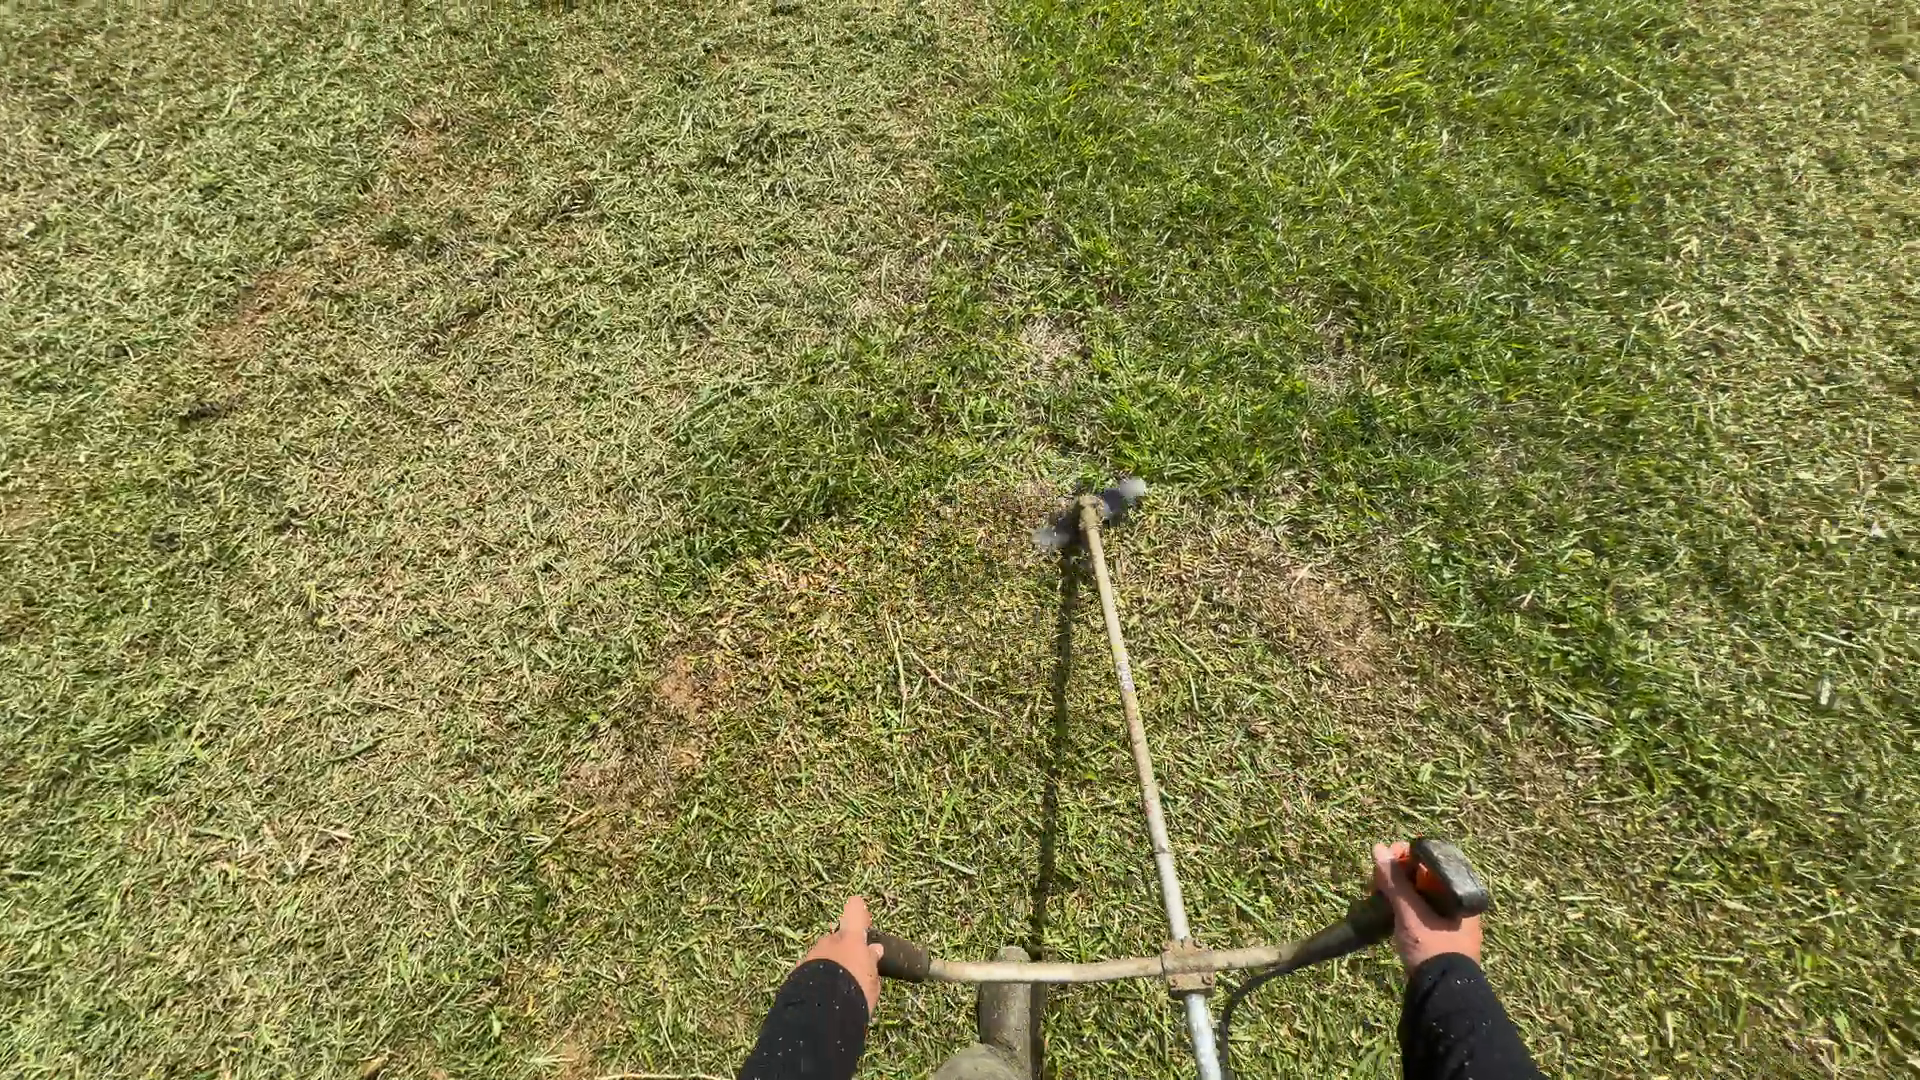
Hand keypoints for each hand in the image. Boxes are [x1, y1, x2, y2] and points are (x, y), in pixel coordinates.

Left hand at [801, 896, 884, 1013]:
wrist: (821, 1012)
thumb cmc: (855, 990)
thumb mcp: (872, 978)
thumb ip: (871, 961)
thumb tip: (874, 949)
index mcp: (851, 937)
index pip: (856, 910)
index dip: (859, 913)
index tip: (863, 920)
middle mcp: (830, 941)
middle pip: (837, 938)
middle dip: (843, 950)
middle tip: (851, 970)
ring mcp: (812, 955)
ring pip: (822, 955)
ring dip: (828, 966)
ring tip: (836, 990)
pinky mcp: (797, 972)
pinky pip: (810, 971)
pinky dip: (815, 979)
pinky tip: (821, 997)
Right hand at [1372, 841, 1481, 972]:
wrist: (1444, 996)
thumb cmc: (1433, 949)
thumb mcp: (1411, 913)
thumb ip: (1395, 881)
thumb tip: (1378, 848)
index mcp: (1461, 896)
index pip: (1432, 862)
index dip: (1406, 856)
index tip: (1386, 860)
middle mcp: (1457, 905)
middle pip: (1423, 875)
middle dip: (1397, 872)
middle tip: (1377, 879)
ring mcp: (1448, 919)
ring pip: (1417, 891)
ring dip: (1395, 888)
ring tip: (1376, 893)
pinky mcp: (1437, 932)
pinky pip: (1417, 907)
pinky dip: (1400, 903)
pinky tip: (1386, 906)